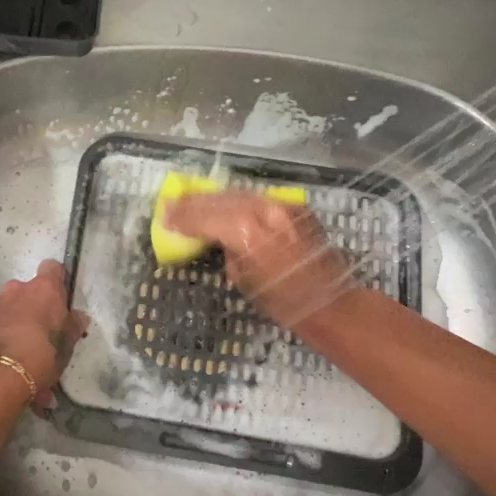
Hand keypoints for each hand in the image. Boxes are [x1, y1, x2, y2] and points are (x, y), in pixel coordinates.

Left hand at [0, 259, 87, 398]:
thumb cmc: (41, 356)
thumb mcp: (67, 345)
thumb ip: (73, 326)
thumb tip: (78, 317)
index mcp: (43, 289)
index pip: (53, 268)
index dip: (57, 280)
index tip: (59, 297)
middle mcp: (16, 288)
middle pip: (28, 291)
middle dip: (33, 306)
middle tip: (39, 331)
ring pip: (8, 307)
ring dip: (13, 320)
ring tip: (18, 348)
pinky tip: (2, 356)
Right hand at [162, 192, 354, 328]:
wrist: (331, 302)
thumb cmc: (283, 302)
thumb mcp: (242, 279)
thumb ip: (227, 250)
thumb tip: (217, 237)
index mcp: (246, 233)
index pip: (204, 218)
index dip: (181, 218)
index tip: (163, 217)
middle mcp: (263, 211)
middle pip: (219, 200)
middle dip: (193, 203)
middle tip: (172, 204)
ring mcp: (281, 205)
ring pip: (239, 193)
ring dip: (215, 198)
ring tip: (194, 201)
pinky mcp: (295, 206)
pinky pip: (259, 198)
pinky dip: (239, 201)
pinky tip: (227, 204)